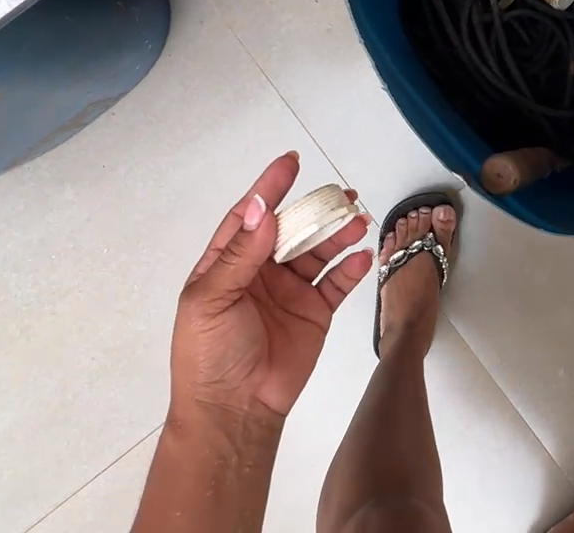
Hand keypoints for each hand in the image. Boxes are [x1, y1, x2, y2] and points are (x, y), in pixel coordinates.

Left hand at [170, 153, 371, 430]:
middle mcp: (262, 272)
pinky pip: (338, 282)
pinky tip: (363, 257)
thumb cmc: (210, 355)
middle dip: (316, 209)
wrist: (235, 412)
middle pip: (294, 229)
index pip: (252, 217)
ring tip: (358, 220)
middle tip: (341, 194)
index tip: (290, 163)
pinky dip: (353, 268)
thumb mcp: (212, 300)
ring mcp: (291, 291)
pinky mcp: (316, 312)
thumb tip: (262, 207)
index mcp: (229, 265)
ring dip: (339, 234)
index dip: (269, 189)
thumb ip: (240, 254)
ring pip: (320, 251)